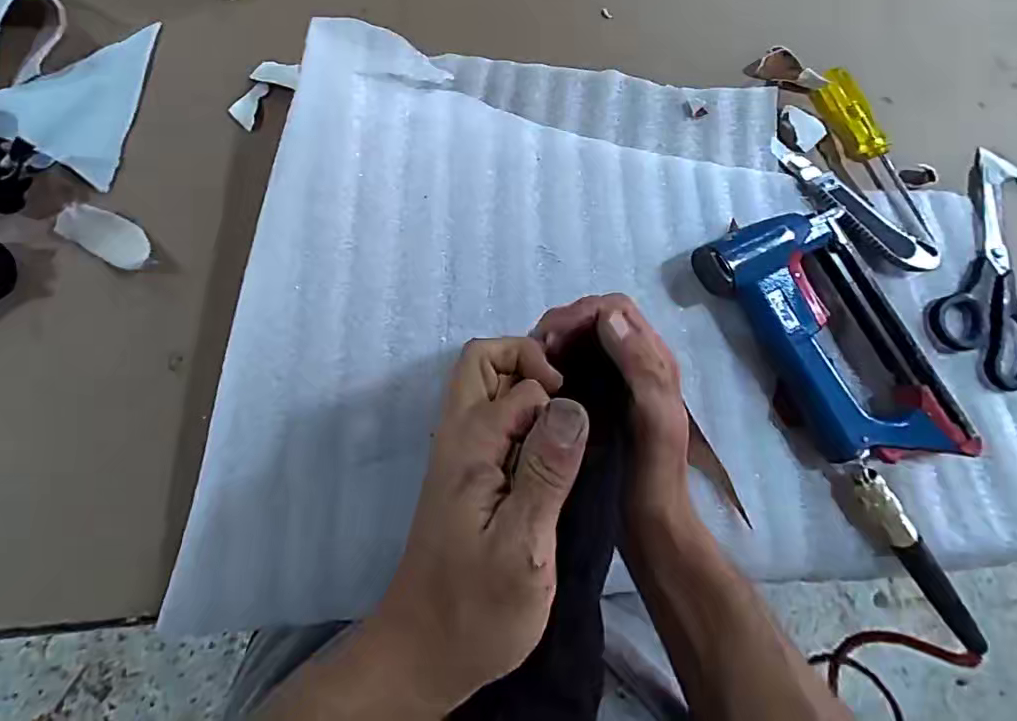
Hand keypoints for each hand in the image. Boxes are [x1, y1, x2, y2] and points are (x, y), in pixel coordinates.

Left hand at [366, 337, 589, 710]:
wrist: (423, 658)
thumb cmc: (475, 611)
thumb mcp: (524, 547)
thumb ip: (547, 472)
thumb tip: (572, 404)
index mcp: (471, 444)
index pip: (522, 382)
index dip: (559, 388)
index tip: (593, 419)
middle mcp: (459, 435)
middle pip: (485, 360)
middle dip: (531, 359)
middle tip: (572, 398)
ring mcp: (462, 453)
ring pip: (488, 384)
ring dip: (528, 383)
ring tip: (572, 419)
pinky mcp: (470, 473)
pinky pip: (496, 416)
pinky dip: (526, 411)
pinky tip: (558, 446)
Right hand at [532, 295, 689, 523]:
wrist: (655, 528)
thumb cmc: (654, 475)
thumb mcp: (654, 419)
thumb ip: (641, 367)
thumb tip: (607, 316)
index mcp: (655, 359)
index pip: (616, 309)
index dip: (581, 314)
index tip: (549, 339)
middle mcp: (640, 362)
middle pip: (598, 320)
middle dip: (564, 325)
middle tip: (534, 352)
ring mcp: (622, 381)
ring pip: (586, 341)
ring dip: (558, 343)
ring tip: (533, 366)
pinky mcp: (605, 401)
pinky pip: (579, 366)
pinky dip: (557, 364)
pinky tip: (540, 384)